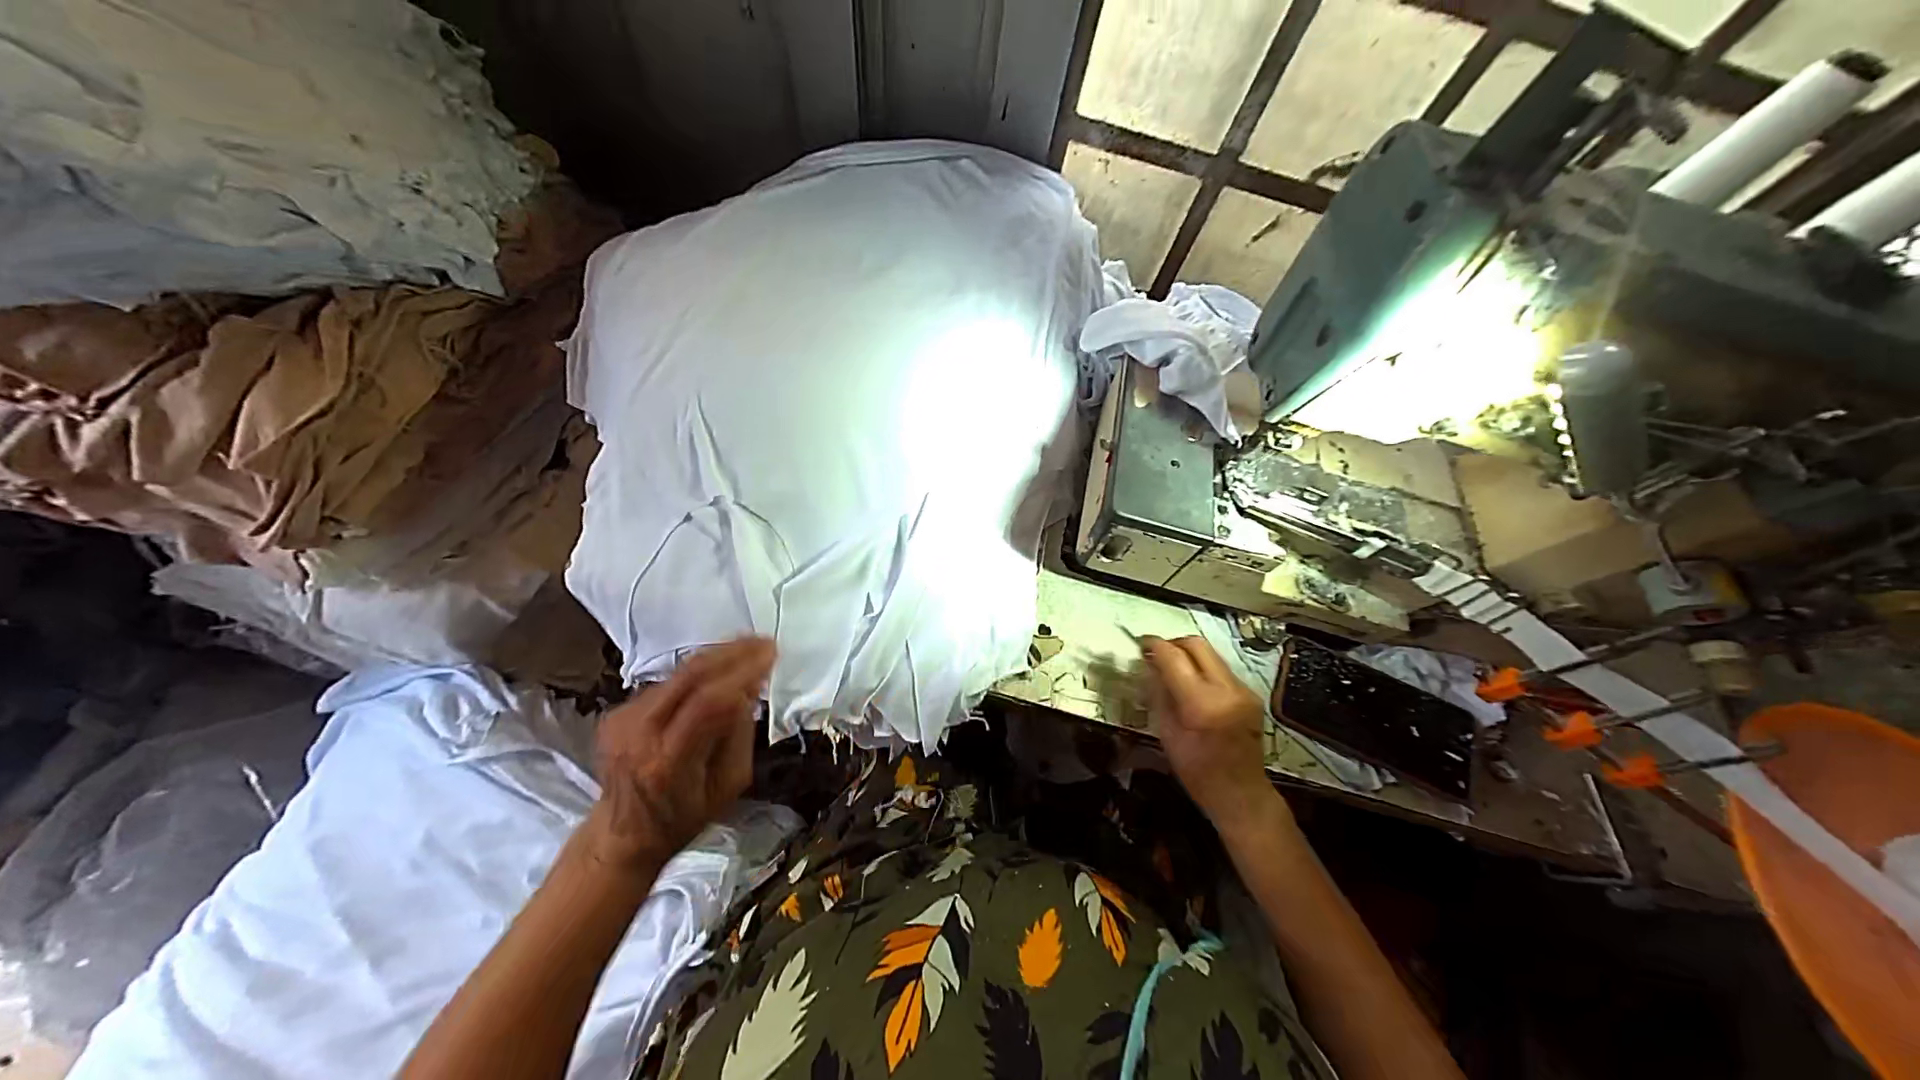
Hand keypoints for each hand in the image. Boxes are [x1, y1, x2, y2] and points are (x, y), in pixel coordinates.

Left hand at [586, 638, 774, 872]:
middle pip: (689, 676)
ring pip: (678, 674)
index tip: (771, 654)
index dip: (741, 673)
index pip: (707, 703)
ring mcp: (622, 720)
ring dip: (716, 658)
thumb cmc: (684, 816)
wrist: (623, 833)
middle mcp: (639, 735)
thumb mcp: (728, 785)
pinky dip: (697, 674)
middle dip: (732, 652)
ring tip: (748, 651)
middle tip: (763, 642)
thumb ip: (739, 736)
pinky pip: (667, 683)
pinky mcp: (617, 712)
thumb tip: (748, 689)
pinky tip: (717, 674)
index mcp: (668, 762)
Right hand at [1143, 635, 1285, 834]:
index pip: (1174, 657)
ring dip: (1188, 655)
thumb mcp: (1167, 733)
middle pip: (1196, 644)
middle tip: (1155, 654)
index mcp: (1202, 703)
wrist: (1241, 793)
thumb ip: (1159, 694)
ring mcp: (1243, 689)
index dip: (1154, 646)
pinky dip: (1203, 669)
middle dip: (1173, 644)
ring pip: (1211, 654)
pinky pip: (1221, 669)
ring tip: (1171, 668)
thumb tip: (1149, 665)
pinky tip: (1192, 685)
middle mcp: (1227, 689)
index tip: (1140, 644)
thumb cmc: (1197, 771)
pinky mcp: (1251, 693)